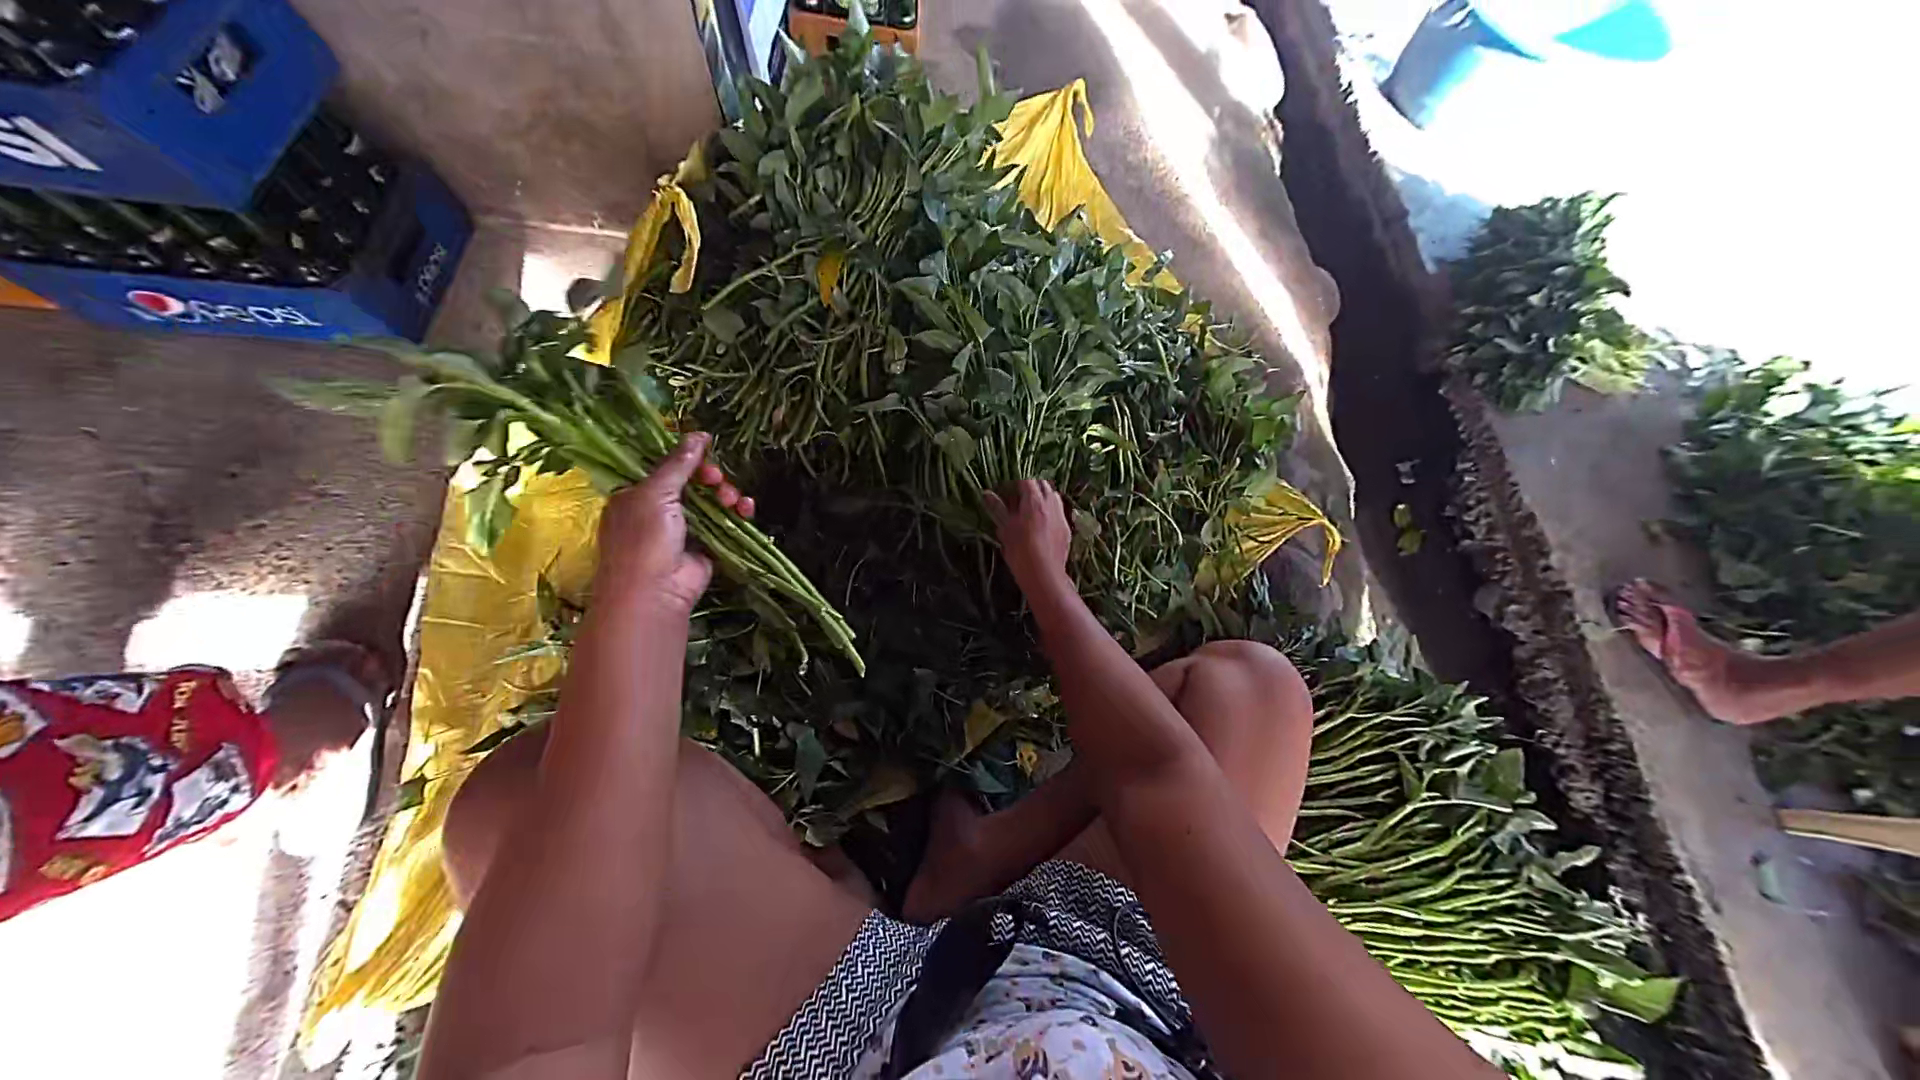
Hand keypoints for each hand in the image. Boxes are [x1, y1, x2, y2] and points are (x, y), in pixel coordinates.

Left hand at [595, 433, 755, 614]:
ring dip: (726, 495)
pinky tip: (746, 511)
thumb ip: (678, 464)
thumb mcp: (656, 493)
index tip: (705, 455)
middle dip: (710, 478)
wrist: (654, 592)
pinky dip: (738, 515)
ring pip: (712, 502)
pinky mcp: (706, 547)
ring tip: (733, 500)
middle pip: (693, 483)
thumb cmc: (644, 539)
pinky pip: (726, 523)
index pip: (666, 469)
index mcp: (636, 495)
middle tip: (717, 480)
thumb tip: (698, 434)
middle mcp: (658, 511)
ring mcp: (683, 530)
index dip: (687, 460)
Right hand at [983, 478, 1071, 596]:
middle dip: (1030, 487)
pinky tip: (1042, 524)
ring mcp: (1061, 516)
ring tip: (1030, 509)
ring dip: (1042, 497)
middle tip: (1017, 498)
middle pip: (1042, 484)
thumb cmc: (1020, 552)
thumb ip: (997, 509)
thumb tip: (986, 493)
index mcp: (1034, 501)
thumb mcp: (1005, 529)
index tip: (1005, 491)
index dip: (1014, 483)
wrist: (1044, 575)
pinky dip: (1050, 511)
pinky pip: (1058, 512)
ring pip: (1053, 497)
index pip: (1026, 480)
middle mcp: (1051, 504)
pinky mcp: (1066, 529)